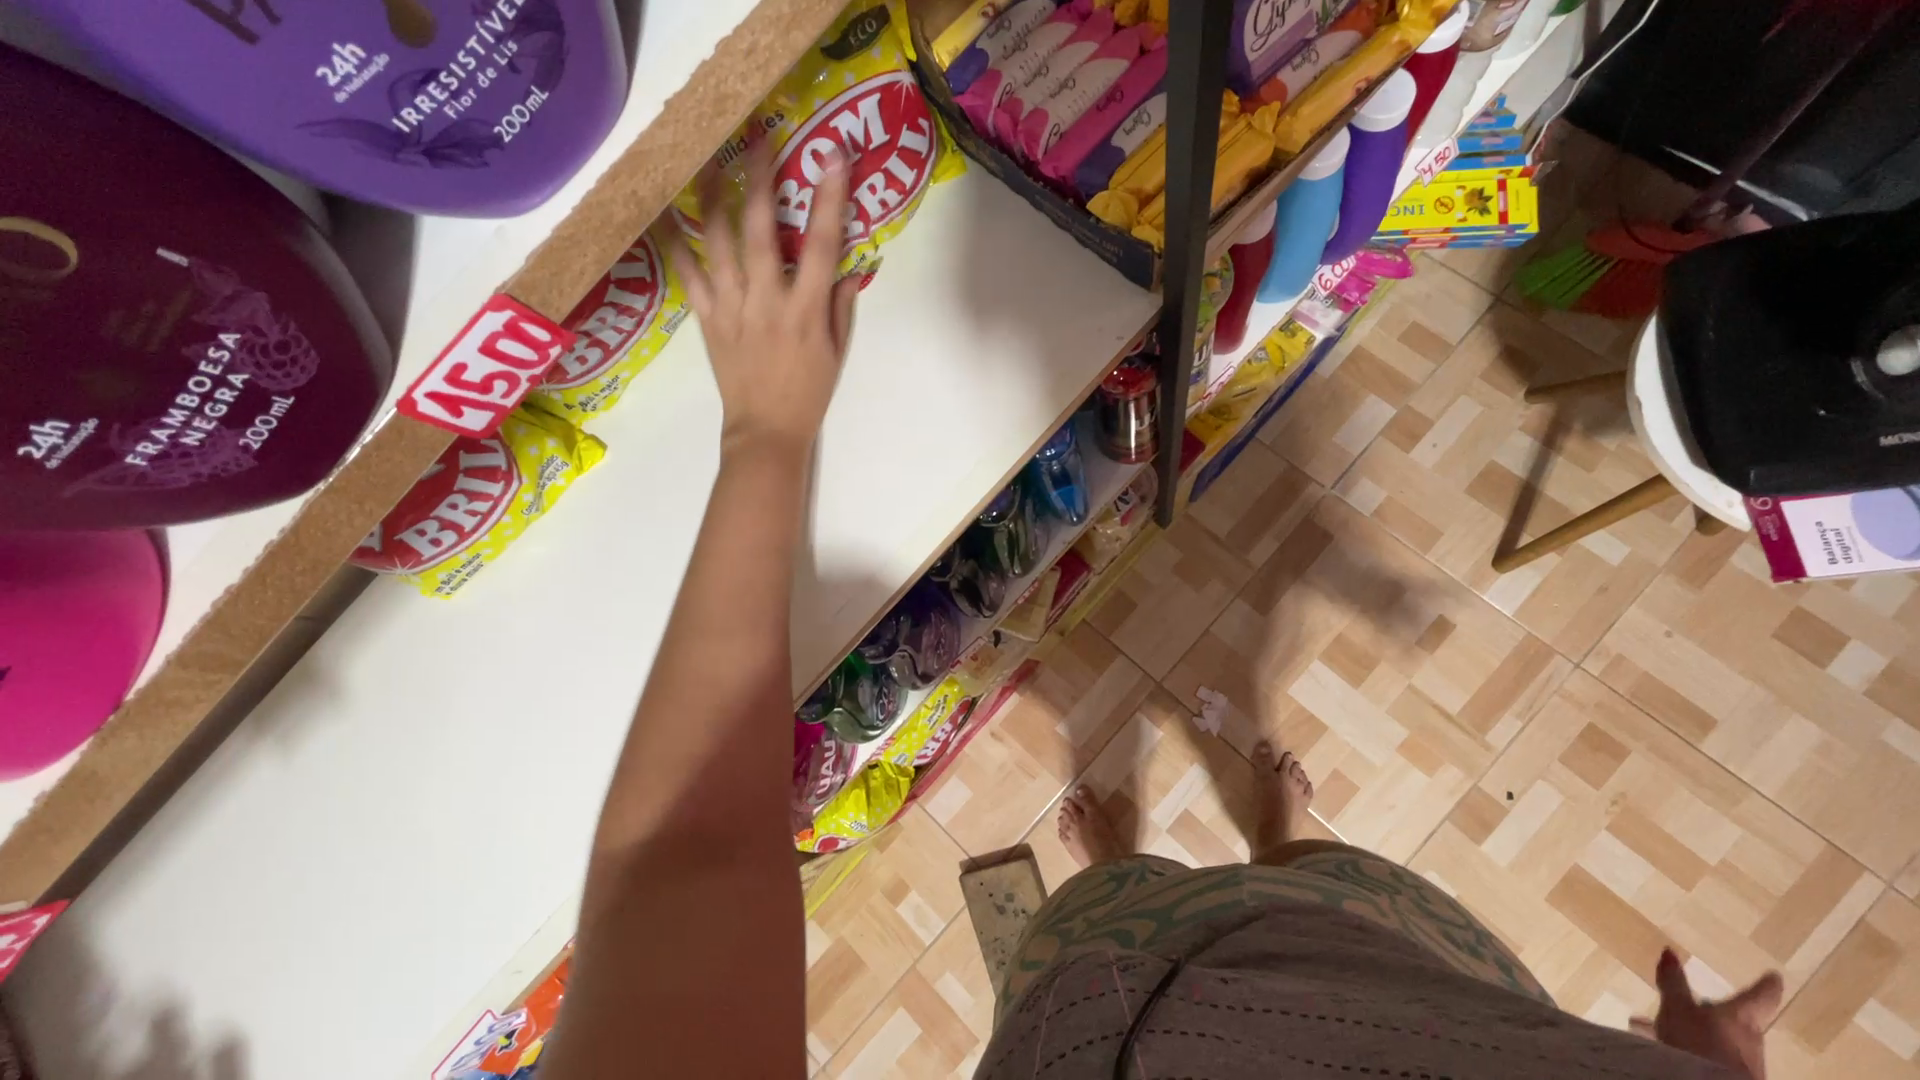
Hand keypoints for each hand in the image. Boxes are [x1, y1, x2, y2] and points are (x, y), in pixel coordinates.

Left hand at [669, 141, 861, 457]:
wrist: (765, 432)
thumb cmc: (808, 393)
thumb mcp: (837, 352)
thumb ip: (841, 306)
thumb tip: (849, 266)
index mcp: (806, 311)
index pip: (823, 245)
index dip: (829, 198)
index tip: (833, 157)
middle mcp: (767, 301)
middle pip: (759, 229)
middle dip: (760, 178)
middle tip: (760, 138)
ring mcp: (732, 307)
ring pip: (717, 241)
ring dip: (714, 195)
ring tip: (713, 160)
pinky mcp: (707, 317)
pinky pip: (687, 272)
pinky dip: (675, 240)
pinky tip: (666, 210)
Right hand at [1635, 948, 1782, 1078]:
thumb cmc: (1698, 1042)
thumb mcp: (1677, 1007)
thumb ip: (1674, 983)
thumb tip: (1670, 951)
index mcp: (1742, 1017)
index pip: (1760, 997)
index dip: (1767, 985)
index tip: (1775, 976)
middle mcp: (1751, 1039)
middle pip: (1741, 1022)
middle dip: (1723, 1012)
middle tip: (1705, 1002)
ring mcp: (1744, 1062)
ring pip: (1723, 1039)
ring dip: (1703, 1030)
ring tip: (1673, 1025)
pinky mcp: (1730, 1077)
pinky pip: (1712, 1055)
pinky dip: (1695, 1047)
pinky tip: (1670, 1045)